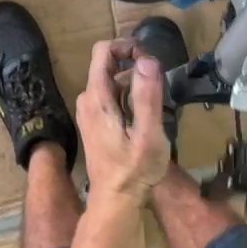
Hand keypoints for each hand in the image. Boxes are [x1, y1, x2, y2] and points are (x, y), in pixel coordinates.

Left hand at [77, 39, 169, 206]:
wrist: (115, 201)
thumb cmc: (134, 170)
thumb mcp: (148, 134)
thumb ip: (147, 96)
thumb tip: (147, 60)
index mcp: (97, 97)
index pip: (103, 50)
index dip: (127, 45)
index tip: (150, 60)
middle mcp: (88, 99)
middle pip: (107, 63)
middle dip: (134, 64)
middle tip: (158, 84)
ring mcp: (89, 111)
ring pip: (111, 79)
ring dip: (133, 81)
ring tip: (154, 102)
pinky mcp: (95, 121)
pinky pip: (111, 94)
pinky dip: (128, 95)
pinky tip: (144, 116)